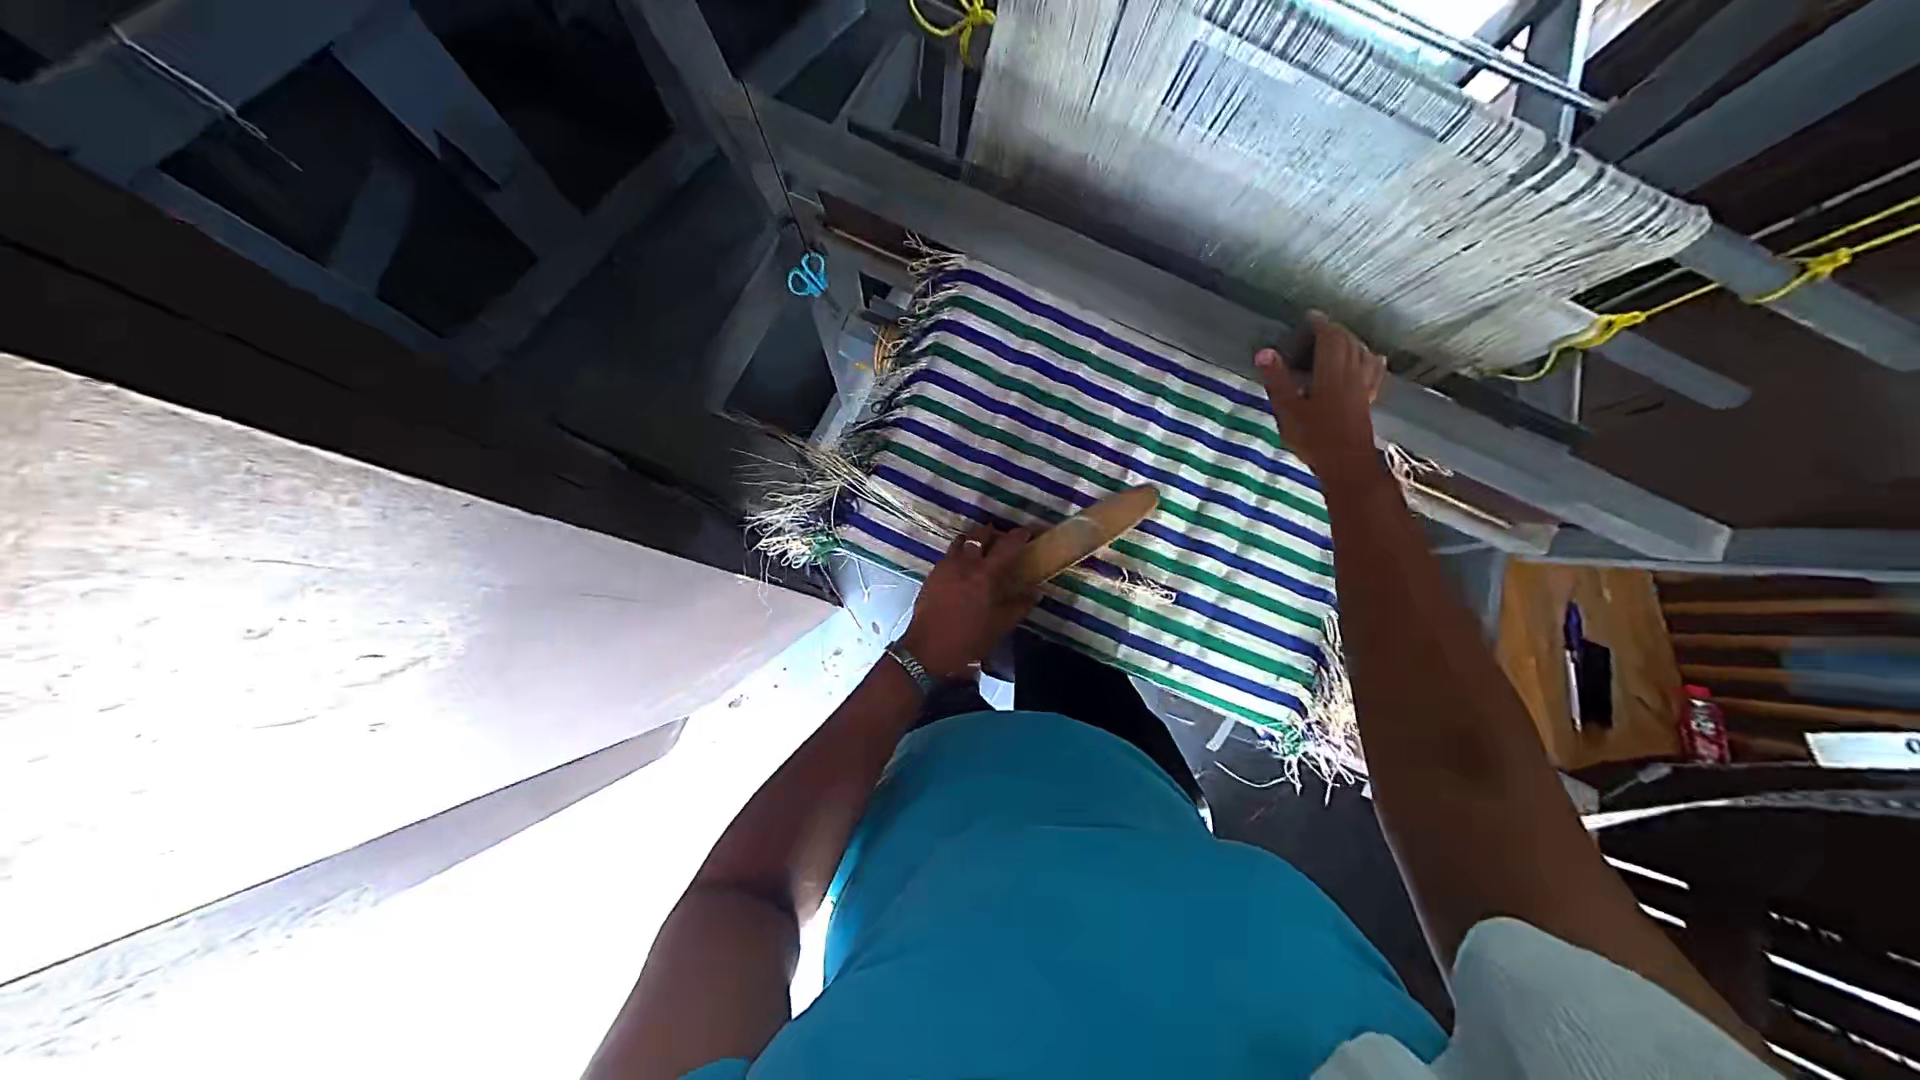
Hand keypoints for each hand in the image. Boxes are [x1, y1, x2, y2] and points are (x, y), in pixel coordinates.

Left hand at [897, 523, 1038, 678]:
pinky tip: (963, 567)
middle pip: (979, 535)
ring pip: (961, 541)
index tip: (1027, 532)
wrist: (927, 649)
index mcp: (984, 574)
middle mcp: (964, 564)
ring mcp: (944, 567)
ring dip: (974, 540)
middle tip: (1002, 539)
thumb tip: (1035, 592)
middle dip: (993, 532)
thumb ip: (1019, 606)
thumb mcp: (999, 625)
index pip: (1006, 546)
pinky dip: (960, 552)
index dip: (1018, 536)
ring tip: (982, 549)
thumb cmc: (967, 639)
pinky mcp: (932, 575)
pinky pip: (949, 554)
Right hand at [1254, 312, 1386, 484]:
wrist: (1346, 463)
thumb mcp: (1288, 410)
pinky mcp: (1369, 400)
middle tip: (1319, 326)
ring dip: (1352, 341)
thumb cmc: (1314, 437)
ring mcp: (1364, 386)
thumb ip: (1277, 380)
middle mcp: (1352, 374)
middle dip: (1335, 329)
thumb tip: (1264, 351)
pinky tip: (1372, 358)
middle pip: (1348, 342)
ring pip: (1362, 353)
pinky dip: (1371, 359)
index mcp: (1332, 372)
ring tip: (1340, 338)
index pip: (1329, 338)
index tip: (1310, 316)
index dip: (1320, 324)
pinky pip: (1374, 371)